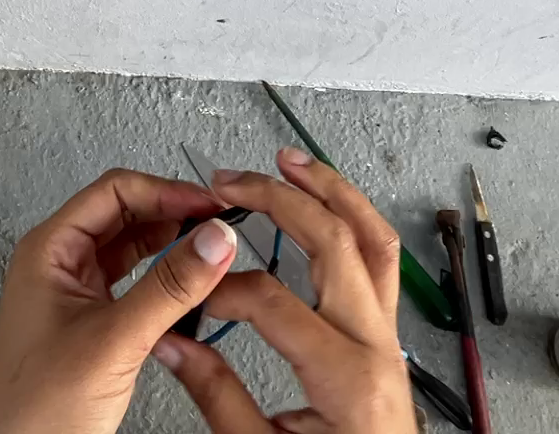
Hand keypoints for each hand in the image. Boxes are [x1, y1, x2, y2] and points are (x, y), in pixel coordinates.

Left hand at [0, 168, 239, 433]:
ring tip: (211, 248)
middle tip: (217, 224)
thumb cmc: (36, 410)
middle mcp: (61, 260)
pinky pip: (133, 281)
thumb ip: (169, 288)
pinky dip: (163, 278)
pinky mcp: (91, 319)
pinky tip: (189, 284)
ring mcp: (75, 289)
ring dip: (170, 244)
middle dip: (171, 213)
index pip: (114, 192)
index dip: (164, 191)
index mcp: (50, 247)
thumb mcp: (113, 340)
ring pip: (131, 247)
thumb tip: (214, 240)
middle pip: (124, 214)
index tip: (207, 204)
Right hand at [153, 148, 419, 433]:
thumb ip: (218, 397)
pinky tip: (325, 197)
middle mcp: (375, 344)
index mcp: (347, 379)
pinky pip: (380, 256)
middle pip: (331, 241)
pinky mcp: (385, 331)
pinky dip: (352, 215)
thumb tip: (171, 343)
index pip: (274, 302)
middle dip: (276, 199)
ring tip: (290, 161)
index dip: (223, 287)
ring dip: (329, 189)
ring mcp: (387, 333)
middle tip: (231, 181)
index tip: (193, 293)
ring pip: (371, 237)